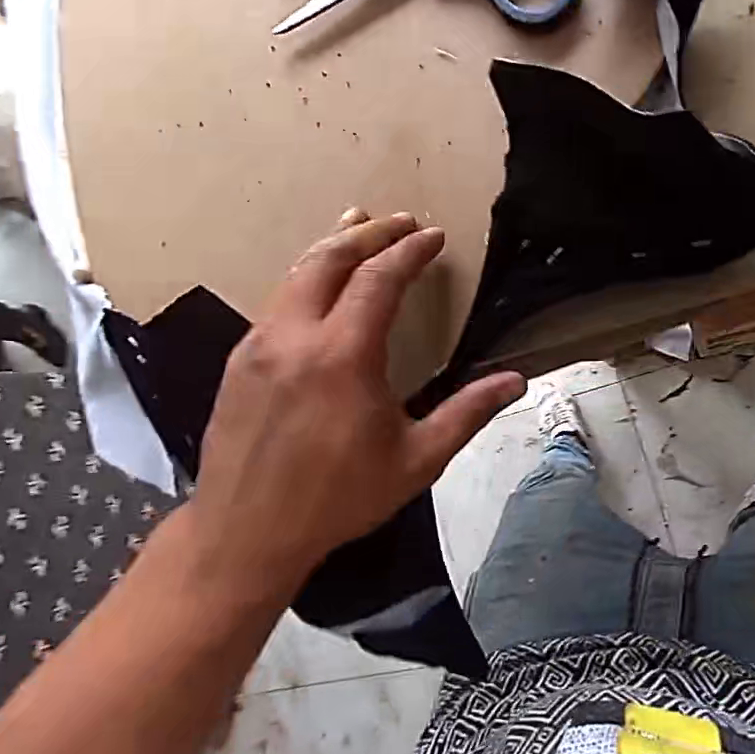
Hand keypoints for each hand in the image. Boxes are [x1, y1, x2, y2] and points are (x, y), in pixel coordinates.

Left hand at [171, 211, 524, 596]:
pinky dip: (305, 279)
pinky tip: (318, 287)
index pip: (379, 279)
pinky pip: (277, 302)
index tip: (433, 236)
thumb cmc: (339, 499)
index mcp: (344, 355)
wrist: (247, 533)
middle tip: (400, 221)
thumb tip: (515, 381)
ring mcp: (259, 345)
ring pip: (296, 274)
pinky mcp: (239, 361)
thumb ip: (467, 413)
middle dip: (369, 232)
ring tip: (357, 226)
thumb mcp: (416, 460)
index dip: (410, 252)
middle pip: (330, 259)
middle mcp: (296, 336)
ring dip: (332, 246)